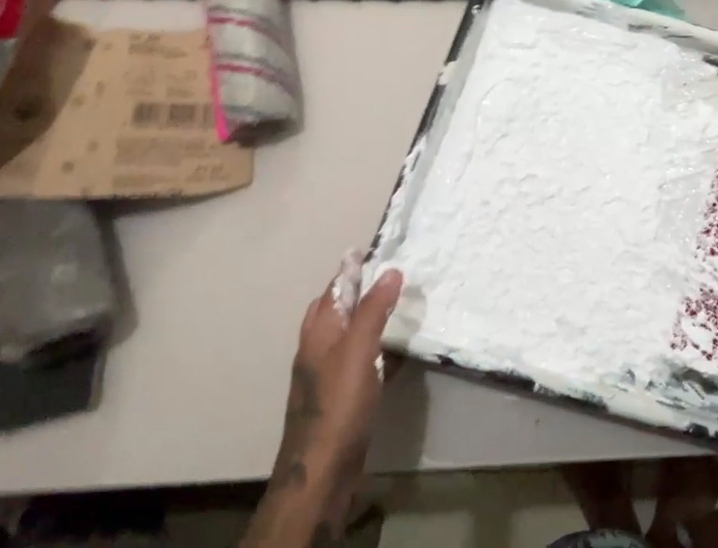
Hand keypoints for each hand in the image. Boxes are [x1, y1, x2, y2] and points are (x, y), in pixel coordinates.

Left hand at [246, 255, 402, 547]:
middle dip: (358, 290)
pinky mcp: (344, 398)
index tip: (370, 248)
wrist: (322, 470)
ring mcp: (329, 376)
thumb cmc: (338, 405)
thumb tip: (390, 271)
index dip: (351, 268)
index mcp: (318, 333)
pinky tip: (399, 352)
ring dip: (370, 318)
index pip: (334, 289)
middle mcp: (319, 350)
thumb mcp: (357, 351)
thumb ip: (372, 311)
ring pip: (351, 336)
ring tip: (398, 305)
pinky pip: (364, 361)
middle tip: (387, 274)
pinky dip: (380, 349)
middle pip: (337, 310)